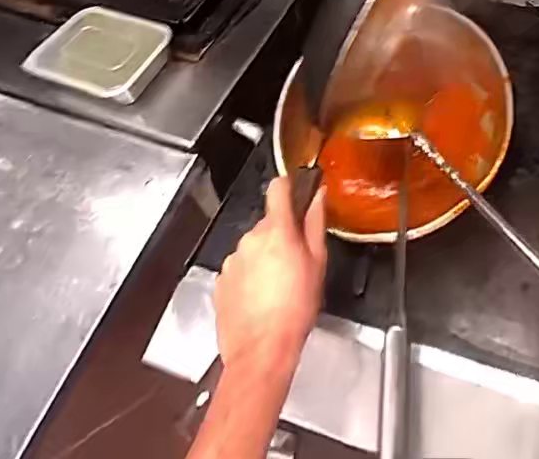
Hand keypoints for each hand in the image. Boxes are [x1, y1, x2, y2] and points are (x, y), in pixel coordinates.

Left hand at [213, 176, 328, 372]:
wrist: (261, 352)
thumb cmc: (295, 308)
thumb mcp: (318, 261)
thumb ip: (315, 222)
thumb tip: (318, 196)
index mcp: (277, 231)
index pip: (277, 188)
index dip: (288, 186)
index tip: (296, 191)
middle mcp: (249, 241)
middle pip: (268, 222)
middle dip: (282, 233)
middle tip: (297, 257)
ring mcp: (231, 262)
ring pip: (254, 246)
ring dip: (266, 255)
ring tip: (279, 282)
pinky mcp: (220, 283)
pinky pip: (240, 267)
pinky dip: (251, 274)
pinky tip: (263, 295)